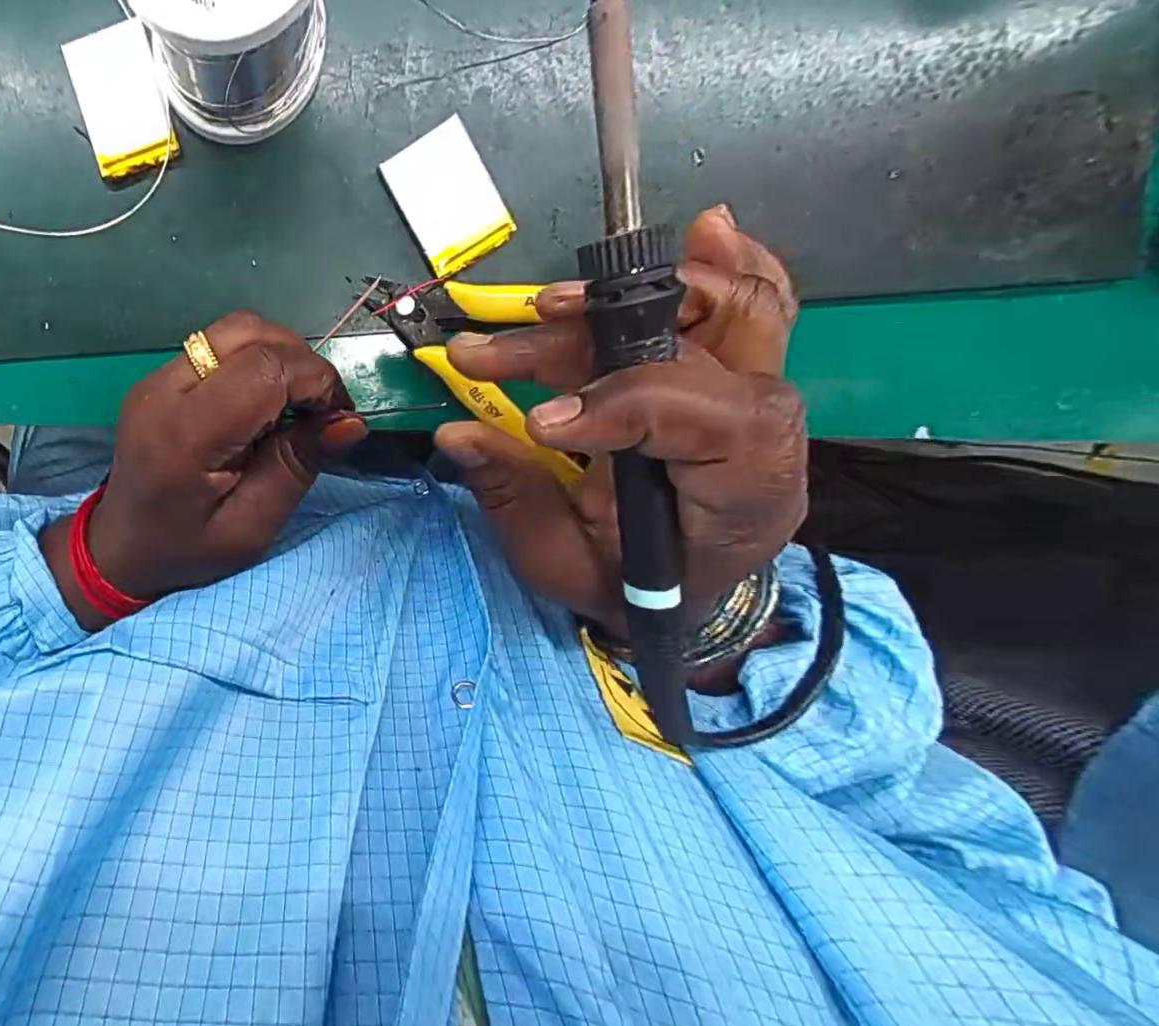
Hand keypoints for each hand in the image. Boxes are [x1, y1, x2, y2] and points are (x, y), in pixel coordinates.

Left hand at [43, 312, 369, 629]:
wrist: (119, 548)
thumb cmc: (185, 549)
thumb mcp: (249, 528)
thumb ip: (295, 468)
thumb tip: (350, 421)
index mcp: (184, 435)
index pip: (264, 368)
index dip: (314, 381)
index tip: (335, 418)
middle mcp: (163, 391)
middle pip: (249, 332)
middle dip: (300, 363)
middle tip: (316, 412)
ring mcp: (155, 378)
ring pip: (234, 329)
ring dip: (278, 355)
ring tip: (290, 406)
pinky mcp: (157, 378)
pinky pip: (217, 346)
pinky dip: (254, 361)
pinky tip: (258, 404)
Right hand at [434, 205, 806, 638]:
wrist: (680, 595)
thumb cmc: (620, 587)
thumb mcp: (558, 560)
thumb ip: (513, 496)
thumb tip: (456, 434)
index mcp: (740, 497)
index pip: (709, 420)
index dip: (622, 403)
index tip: (538, 423)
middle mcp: (765, 436)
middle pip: (694, 352)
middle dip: (584, 344)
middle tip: (490, 354)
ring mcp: (756, 399)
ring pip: (726, 313)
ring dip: (624, 299)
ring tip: (544, 306)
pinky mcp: (733, 380)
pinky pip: (752, 309)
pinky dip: (724, 268)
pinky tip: (704, 234)